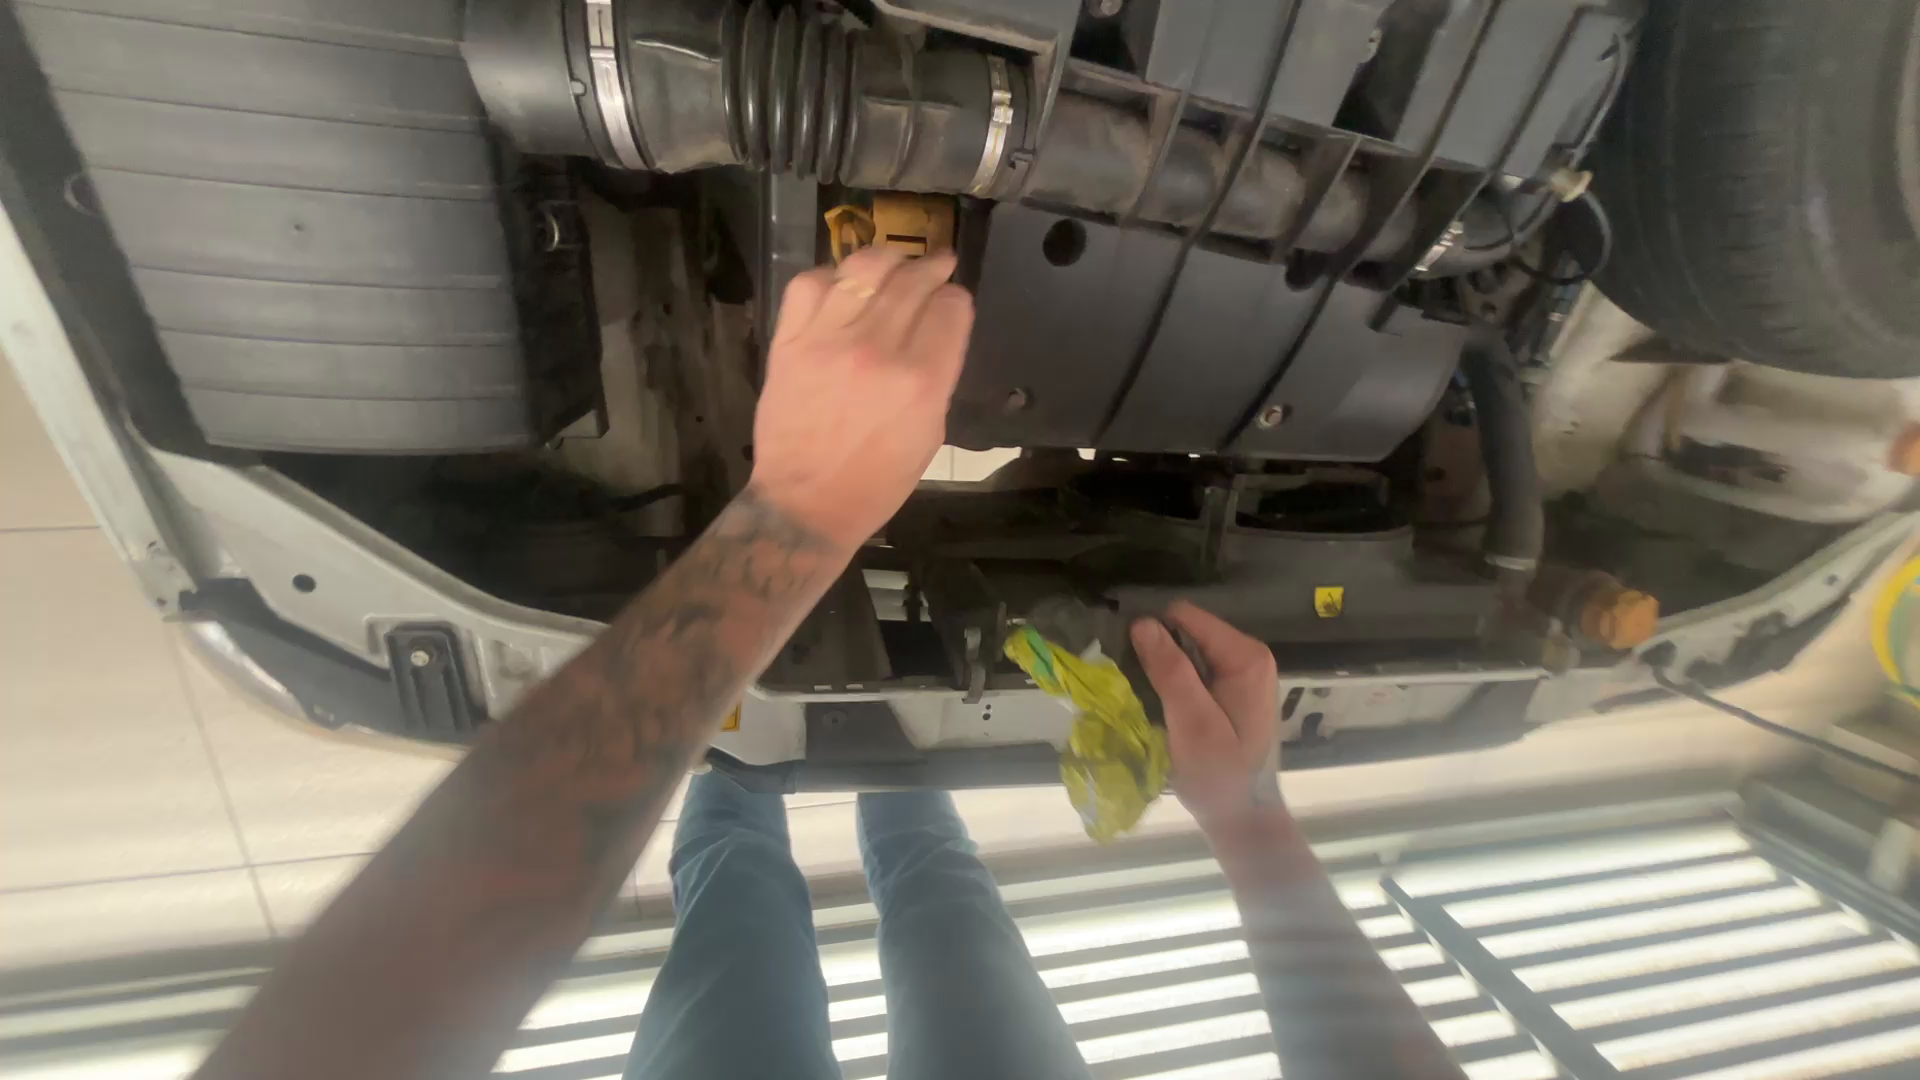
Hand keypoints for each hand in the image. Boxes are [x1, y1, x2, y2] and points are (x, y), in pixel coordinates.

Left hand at [748, 247, 972, 550]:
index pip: (952, 307)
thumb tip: (936, 333)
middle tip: (936, 265)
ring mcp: (828, 340)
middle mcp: (878, 350)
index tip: (953, 303)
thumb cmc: (877, 482)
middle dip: (932, 268)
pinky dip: (832, 276)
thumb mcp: (930, 435)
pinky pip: (810, 283)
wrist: (807, 504)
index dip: (958, 299)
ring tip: (896, 262)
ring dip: (888, 258)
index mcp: (922, 381)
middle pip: (913, 280)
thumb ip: (938, 377)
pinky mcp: (789, 342)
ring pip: (864, 268)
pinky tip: (844, 285)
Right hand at [1130, 601, 1282, 833]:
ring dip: (1162, 668)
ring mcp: (1239, 671)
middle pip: (1185, 629)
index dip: (1155, 634)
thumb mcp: (1193, 724)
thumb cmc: (1221, 775)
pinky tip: (1161, 705)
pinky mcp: (1228, 688)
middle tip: (1141, 688)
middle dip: (1158, 651)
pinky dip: (1171, 681)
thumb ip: (1171, 672)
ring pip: (1184, 649)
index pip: (1185, 616)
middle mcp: (1247, 655)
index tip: (1134, 663)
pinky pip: (1191, 668)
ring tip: (1148, 698)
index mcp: (1245, 657)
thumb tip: (1142, 623)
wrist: (1242, 818)